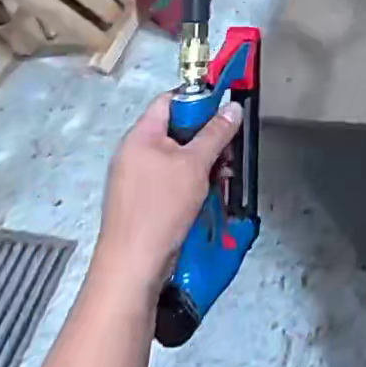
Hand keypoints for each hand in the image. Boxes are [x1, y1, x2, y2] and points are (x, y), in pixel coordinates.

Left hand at [91, 92, 242, 295]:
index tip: (223, 108)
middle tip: (228, 149)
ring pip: (176, 157)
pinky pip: (170, 180)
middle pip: (176, 129)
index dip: (198, 99)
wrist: (132, 267)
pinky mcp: (142, 201)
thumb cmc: (161, 207)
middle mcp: (135, 152)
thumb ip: (216, 133)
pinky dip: (191, 182)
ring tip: (223, 175)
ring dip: (202, 163)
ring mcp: (136, 178)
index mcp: (141, 134)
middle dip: (206, 137)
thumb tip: (232, 108)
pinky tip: (207, 195)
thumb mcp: (195, 165)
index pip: (170, 99)